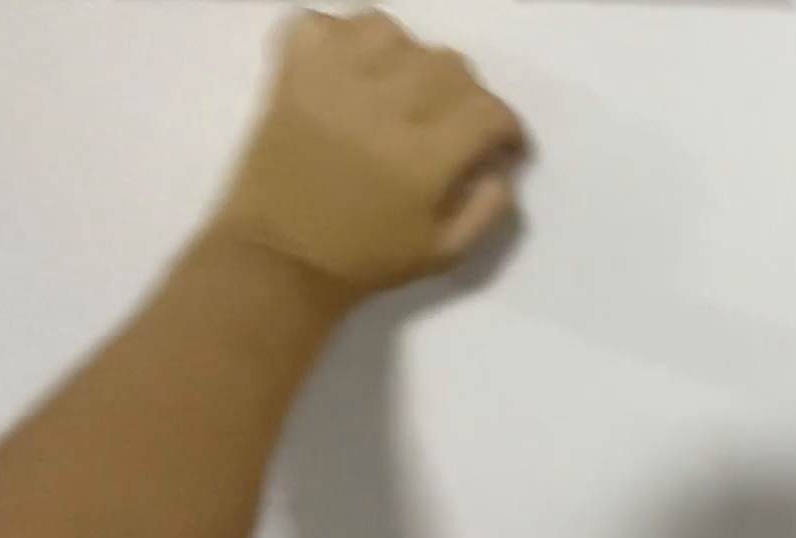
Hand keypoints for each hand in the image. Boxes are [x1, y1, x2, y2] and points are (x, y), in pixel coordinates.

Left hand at [211, 11, 526, 301]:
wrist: (285, 253)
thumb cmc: (376, 256)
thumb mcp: (452, 250)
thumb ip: (489, 208)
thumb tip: (501, 166)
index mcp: (423, 160)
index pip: (488, 111)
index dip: (509, 127)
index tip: (505, 148)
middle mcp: (380, 109)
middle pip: (448, 64)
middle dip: (470, 94)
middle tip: (461, 124)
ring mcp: (328, 83)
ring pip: (390, 32)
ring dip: (413, 58)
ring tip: (411, 91)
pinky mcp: (289, 73)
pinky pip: (323, 23)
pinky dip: (348, 38)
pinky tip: (360, 73)